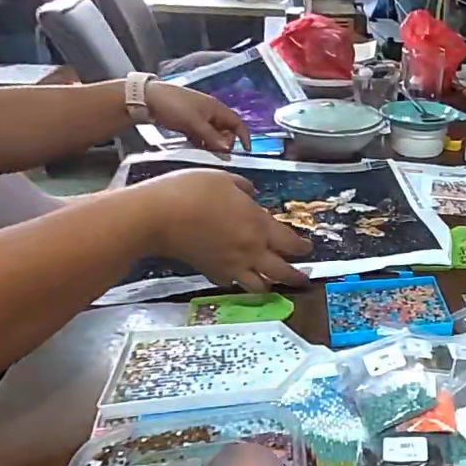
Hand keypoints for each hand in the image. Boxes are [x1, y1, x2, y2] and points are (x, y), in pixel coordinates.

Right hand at [129, 170, 310, 291]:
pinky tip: (240, 277)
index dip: (303, 248)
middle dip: (297, 277)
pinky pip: (233, 284)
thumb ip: (245, 189)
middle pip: (283, 272)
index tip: (308, 248)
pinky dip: (240, 283)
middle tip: (303, 278)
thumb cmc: (192, 191)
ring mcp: (233, 266)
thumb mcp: (224, 179)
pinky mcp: (212, 273)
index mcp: (259, 226)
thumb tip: (253, 197)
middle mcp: (252, 251)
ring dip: (271, 285)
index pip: (291, 243)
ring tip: (275, 283)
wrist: (157, 217)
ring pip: (261, 286)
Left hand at [146, 80, 250, 152]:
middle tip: (215, 151)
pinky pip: (202, 135)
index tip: (246, 150)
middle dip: (224, 143)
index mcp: (216, 108)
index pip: (237, 123)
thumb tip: (227, 149)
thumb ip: (212, 137)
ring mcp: (200, 118)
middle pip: (226, 132)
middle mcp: (211, 113)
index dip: (244, 136)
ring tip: (203, 149)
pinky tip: (195, 146)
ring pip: (213, 135)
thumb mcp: (194, 123)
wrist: (147, 99)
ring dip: (211, 144)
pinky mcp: (190, 123)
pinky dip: (201, 142)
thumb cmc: (173, 105)